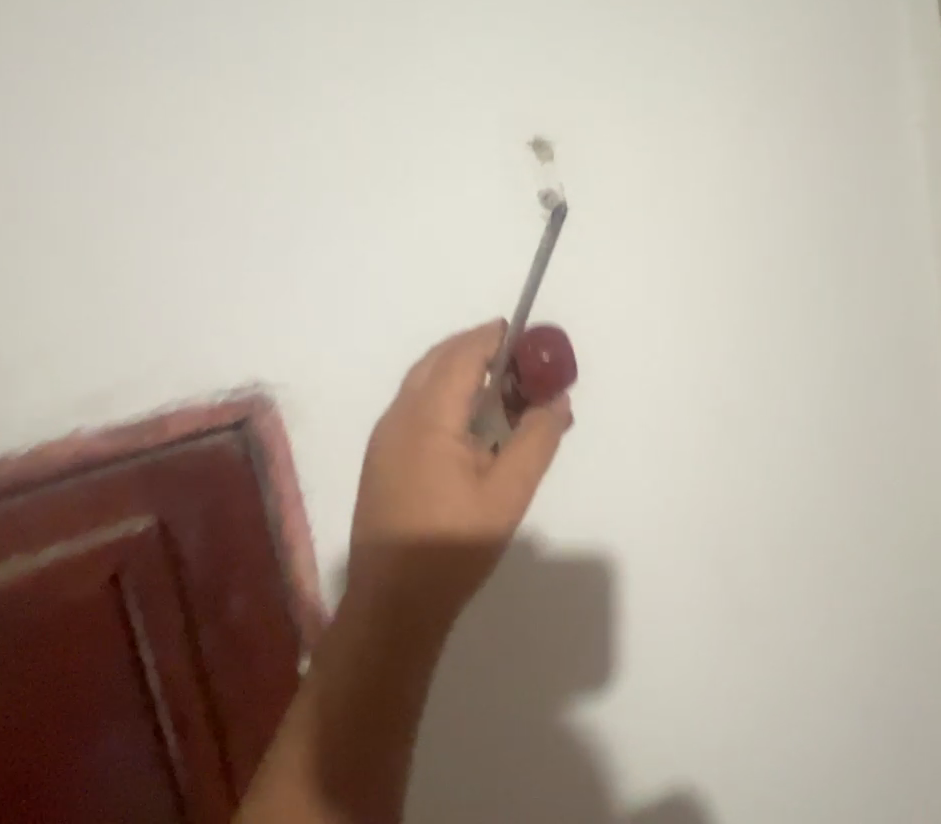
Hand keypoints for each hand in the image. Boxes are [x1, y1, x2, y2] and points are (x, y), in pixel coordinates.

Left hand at [346, 319, 573, 622]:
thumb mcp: (509, 494)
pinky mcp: (382, 458)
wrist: (392, 603)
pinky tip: (472, 423)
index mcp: (427, 417)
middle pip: (439, 360)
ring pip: (423, 381)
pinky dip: (445, 394)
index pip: (464, 355)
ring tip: (504, 388)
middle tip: (523, 361)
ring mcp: (384, 437)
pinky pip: (414, 405)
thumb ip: (537, 440)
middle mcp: (398, 416)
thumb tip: (558, 400)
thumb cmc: (453, 548)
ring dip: (461, 370)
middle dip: (479, 348)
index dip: (496, 337)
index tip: (532, 338)